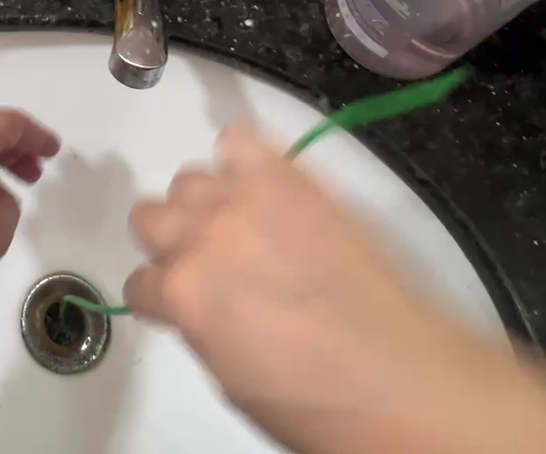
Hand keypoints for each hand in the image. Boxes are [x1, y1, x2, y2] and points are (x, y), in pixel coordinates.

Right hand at [124, 124, 517, 453]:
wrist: (406, 380)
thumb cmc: (318, 405)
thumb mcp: (230, 379)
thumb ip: (197, 325)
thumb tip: (193, 304)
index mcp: (182, 295)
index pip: (139, 283)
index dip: (159, 299)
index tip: (180, 305)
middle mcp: (200, 236)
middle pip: (148, 217)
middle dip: (171, 244)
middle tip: (208, 264)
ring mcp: (242, 199)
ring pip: (187, 180)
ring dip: (203, 206)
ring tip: (239, 226)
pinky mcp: (285, 177)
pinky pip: (238, 140)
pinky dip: (239, 159)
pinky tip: (257, 185)